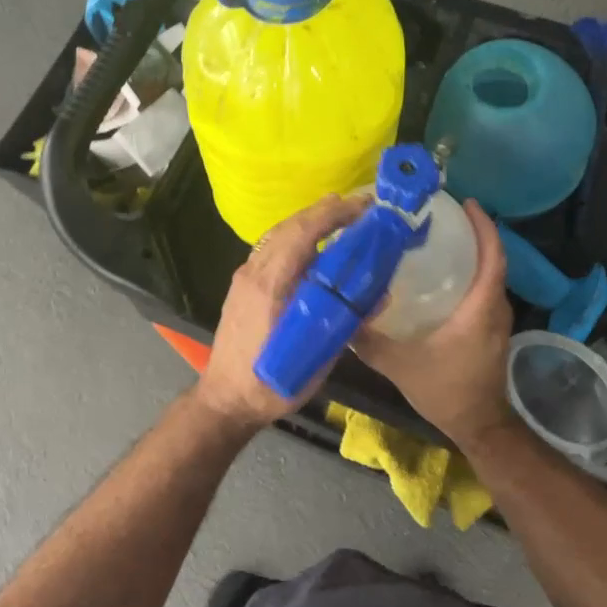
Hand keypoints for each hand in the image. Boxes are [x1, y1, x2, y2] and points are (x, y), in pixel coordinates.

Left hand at [192, 195, 369, 433]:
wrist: (225, 401)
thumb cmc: (272, 383)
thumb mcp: (317, 357)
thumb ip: (347, 323)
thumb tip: (380, 294)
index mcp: (269, 286)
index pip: (301, 233)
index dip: (333, 215)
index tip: (363, 206)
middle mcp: (253, 273)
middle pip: (289, 227)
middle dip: (324, 213)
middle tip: (358, 206)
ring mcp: (244, 279)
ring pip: (278, 236)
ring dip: (309, 223)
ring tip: (340, 220)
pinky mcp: (242, 287)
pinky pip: (271, 250)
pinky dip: (296, 239)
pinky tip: (314, 247)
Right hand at [354, 199, 516, 450]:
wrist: (478, 426)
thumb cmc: (445, 392)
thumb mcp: (400, 365)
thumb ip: (369, 340)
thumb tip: (341, 313)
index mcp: (480, 308)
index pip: (492, 256)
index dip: (483, 227)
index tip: (467, 204)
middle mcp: (495, 308)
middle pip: (493, 260)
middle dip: (473, 233)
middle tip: (443, 216)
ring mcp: (497, 320)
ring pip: (490, 275)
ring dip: (473, 253)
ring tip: (440, 238)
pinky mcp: (492, 330)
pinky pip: (485, 290)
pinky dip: (471, 274)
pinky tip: (443, 275)